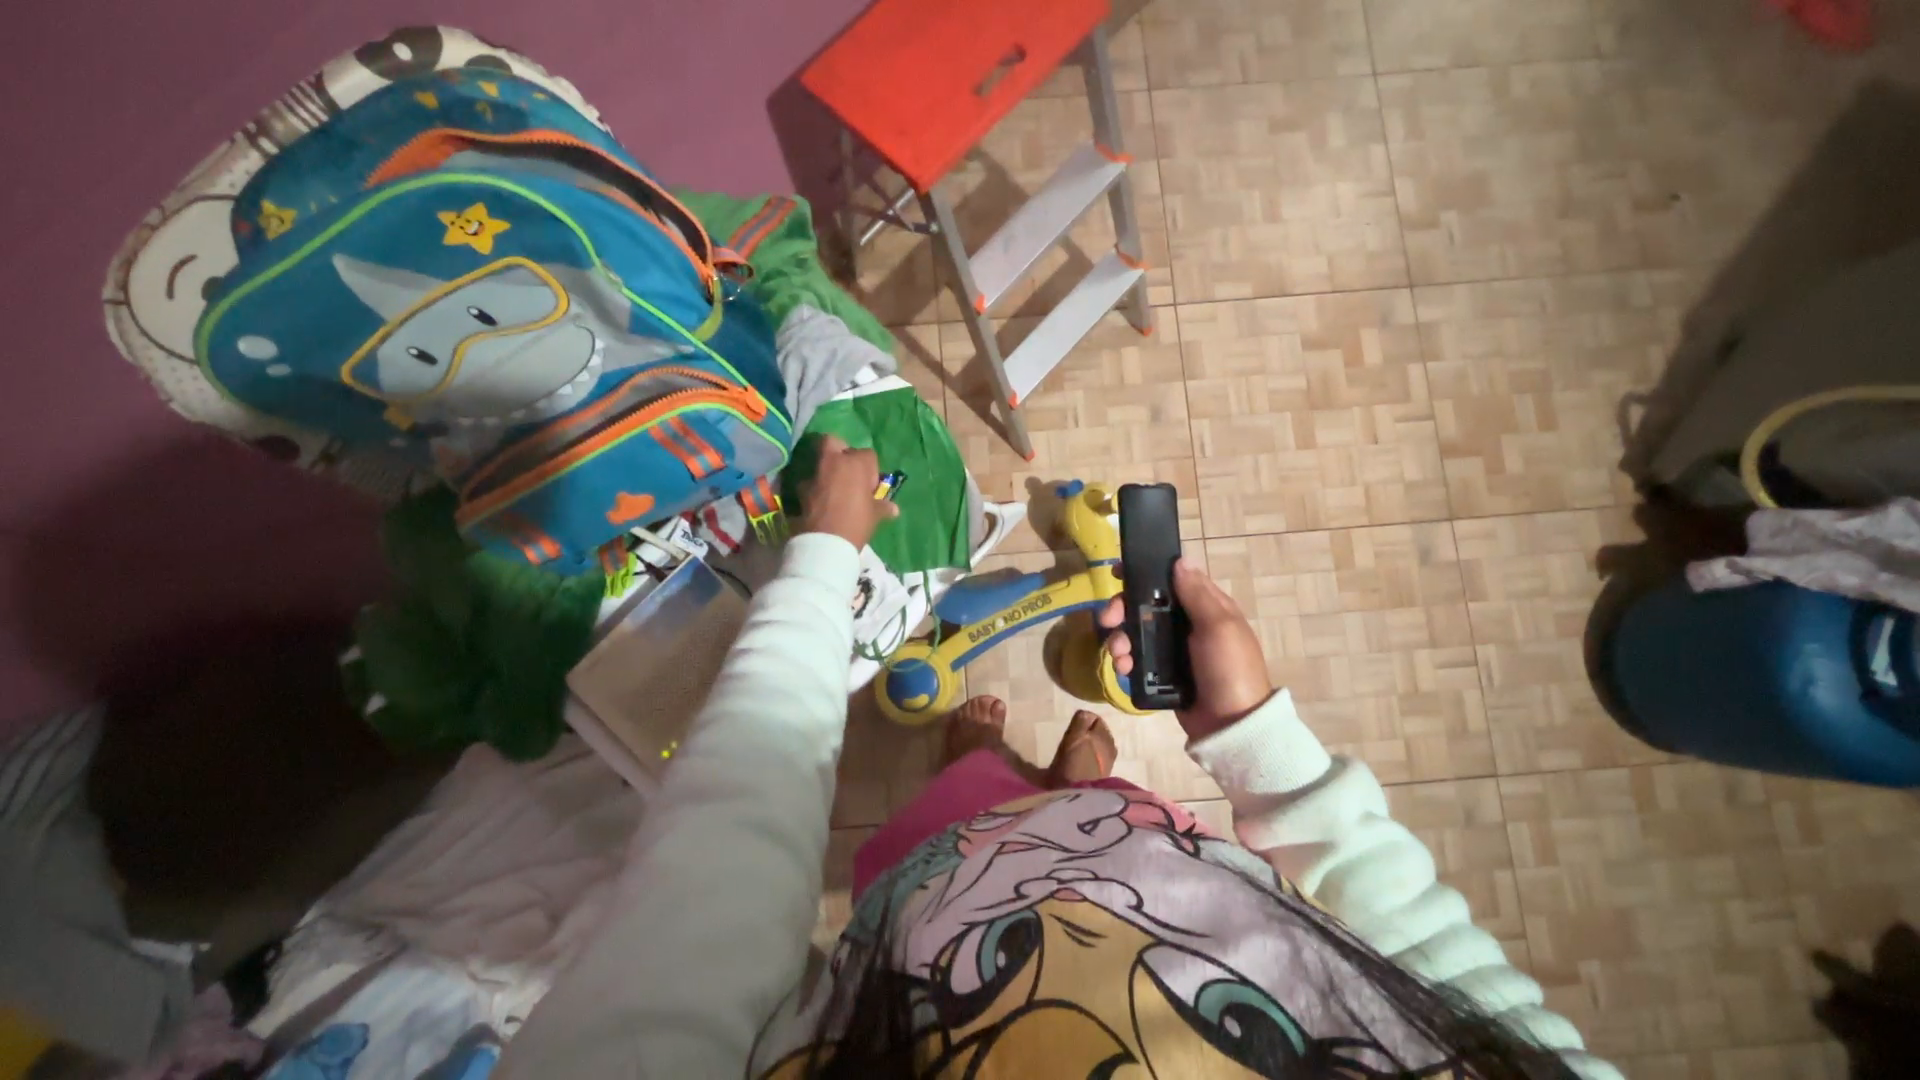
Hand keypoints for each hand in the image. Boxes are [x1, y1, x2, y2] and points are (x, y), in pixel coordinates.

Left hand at [798, 435, 898, 549]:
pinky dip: (816, 486)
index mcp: (856, 463)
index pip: (868, 455)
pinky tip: (822, 501)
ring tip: (835, 489)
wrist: (825, 542)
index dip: (871, 470)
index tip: (871, 487)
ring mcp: (815, 473)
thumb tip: (893, 509)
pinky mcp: (801, 488)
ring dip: (828, 470)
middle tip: (849, 472)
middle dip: (841, 451)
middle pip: (835, 442)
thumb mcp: (875, 515)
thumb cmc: (856, 523)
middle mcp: (834, 461)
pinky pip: (811, 480)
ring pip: (820, 460)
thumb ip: (883, 507)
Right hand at [1099, 558, 1272, 741]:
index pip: (1171, 579)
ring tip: (1119, 656)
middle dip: (1122, 609)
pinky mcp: (1161, 673)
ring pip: (1136, 632)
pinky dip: (1126, 661)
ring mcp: (1172, 649)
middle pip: (1144, 604)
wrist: (1231, 725)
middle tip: (1108, 619)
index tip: (1119, 572)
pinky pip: (1136, 659)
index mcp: (1205, 606)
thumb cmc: (1230, 669)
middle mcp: (1186, 623)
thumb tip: (1180, 559)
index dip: (1144, 572)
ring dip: (1121, 639)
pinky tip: (1123, 670)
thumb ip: (1197, 594)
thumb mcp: (1219, 627)